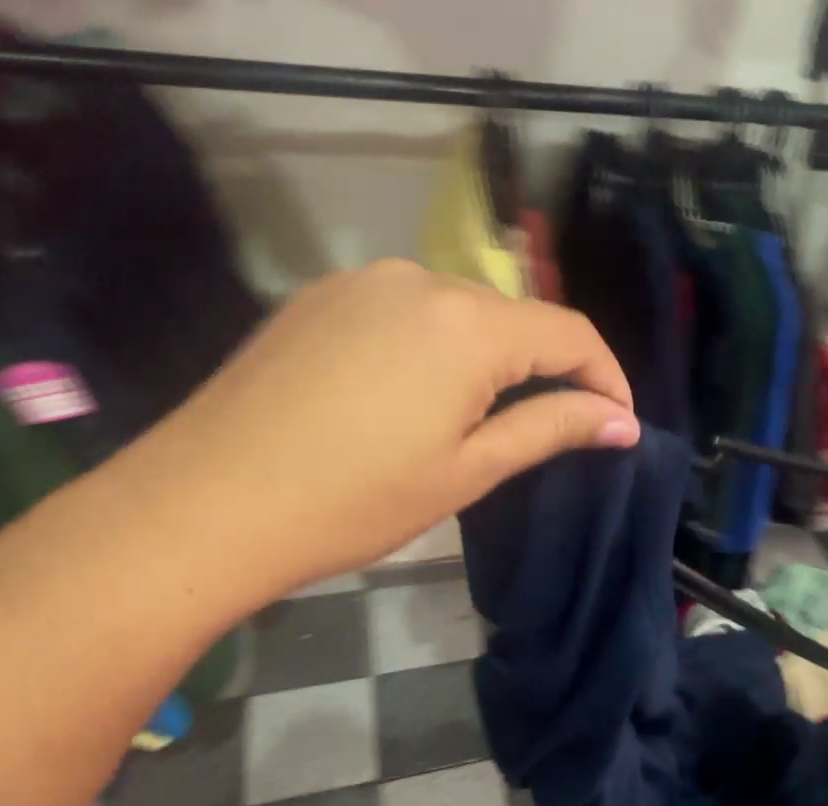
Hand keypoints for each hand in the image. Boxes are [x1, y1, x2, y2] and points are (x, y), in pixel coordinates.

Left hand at [118, 259, 639, 595]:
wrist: (205, 504)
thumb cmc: (356, 500)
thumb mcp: (469, 470)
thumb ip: (552, 430)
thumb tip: (623, 421)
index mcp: (467, 323)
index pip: (570, 332)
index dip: (606, 377)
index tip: (618, 424)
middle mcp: (419, 279)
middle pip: (513, 318)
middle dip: (546, 370)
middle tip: (550, 433)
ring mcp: (360, 282)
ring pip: (458, 312)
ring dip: (488, 359)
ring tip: (475, 422)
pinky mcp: (318, 298)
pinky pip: (404, 313)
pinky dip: (432, 349)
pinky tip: (410, 400)